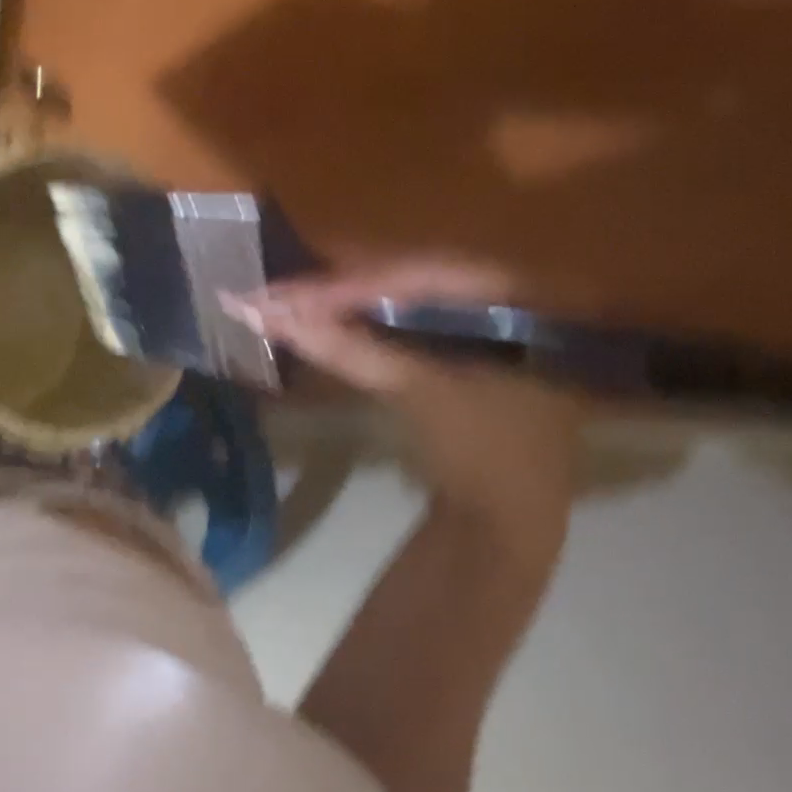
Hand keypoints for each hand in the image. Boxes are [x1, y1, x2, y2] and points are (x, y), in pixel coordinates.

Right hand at [225, 259, 580, 541]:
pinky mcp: (465, 351)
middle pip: (408, 278)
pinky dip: (361, 326)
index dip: (345, 283)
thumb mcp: (416, 392)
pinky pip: (405, 324)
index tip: (283, 293)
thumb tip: (272, 314)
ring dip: (344, 305)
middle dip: (340, 288)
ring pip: (402, 300)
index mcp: (519, 296)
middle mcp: (509, 296)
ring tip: (286, 303)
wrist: (507, 520)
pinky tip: (324, 324)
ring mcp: (488, 325)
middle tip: (273, 294)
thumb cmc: (480, 453)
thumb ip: (348, 347)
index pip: (418, 272)